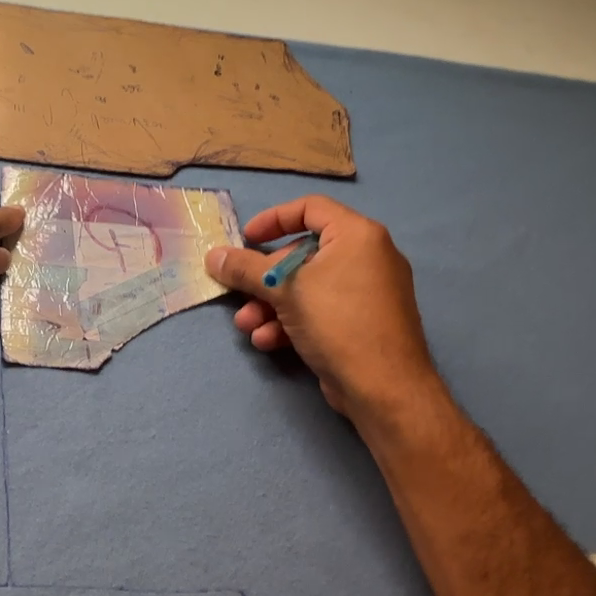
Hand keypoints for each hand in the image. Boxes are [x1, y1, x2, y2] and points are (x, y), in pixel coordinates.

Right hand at [205, 196, 442, 425]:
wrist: (383, 386)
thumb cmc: (337, 321)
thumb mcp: (284, 289)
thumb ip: (245, 269)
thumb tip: (212, 256)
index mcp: (357, 235)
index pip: (310, 208)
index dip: (273, 219)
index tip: (246, 239)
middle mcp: (366, 257)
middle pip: (301, 254)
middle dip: (263, 279)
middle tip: (239, 294)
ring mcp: (365, 292)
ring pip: (306, 287)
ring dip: (270, 305)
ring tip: (248, 327)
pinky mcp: (360, 323)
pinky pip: (319, 310)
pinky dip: (291, 321)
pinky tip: (269, 341)